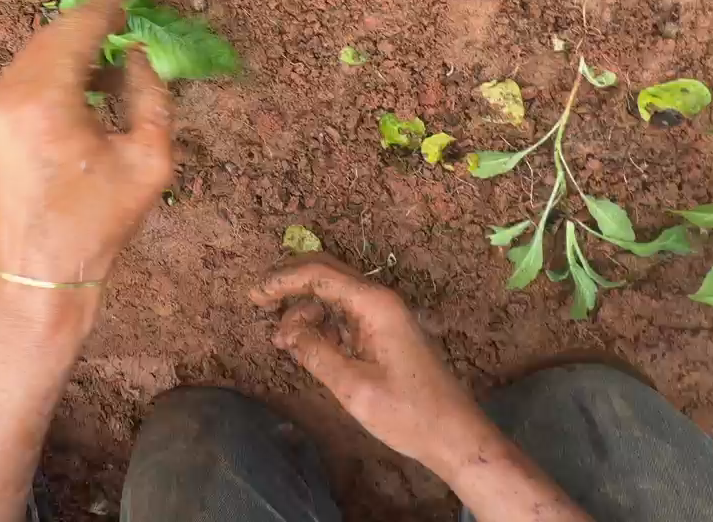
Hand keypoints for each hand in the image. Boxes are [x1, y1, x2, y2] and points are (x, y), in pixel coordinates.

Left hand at [0, 0, 172, 309]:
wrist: (32, 282)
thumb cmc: (97, 224)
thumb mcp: (149, 161)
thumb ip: (149, 94)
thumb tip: (133, 55)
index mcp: (43, 103)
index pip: (75, 31)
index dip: (102, 8)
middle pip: (45, 43)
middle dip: (81, 32)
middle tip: (114, 27)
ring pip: (23, 66)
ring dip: (59, 62)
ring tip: (95, 77)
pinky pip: (5, 92)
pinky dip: (34, 88)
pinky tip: (59, 109)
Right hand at [251, 256, 492, 470]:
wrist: (458, 439)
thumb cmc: (408, 413)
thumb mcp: (354, 387)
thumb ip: (315, 352)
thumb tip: (286, 331)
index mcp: (374, 304)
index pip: (318, 274)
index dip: (282, 280)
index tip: (254, 295)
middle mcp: (378, 299)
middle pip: (324, 272)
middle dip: (289, 282)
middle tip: (259, 300)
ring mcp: (382, 313)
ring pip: (331, 292)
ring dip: (304, 309)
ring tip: (283, 341)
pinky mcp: (382, 330)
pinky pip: (343, 312)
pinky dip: (320, 322)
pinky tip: (306, 344)